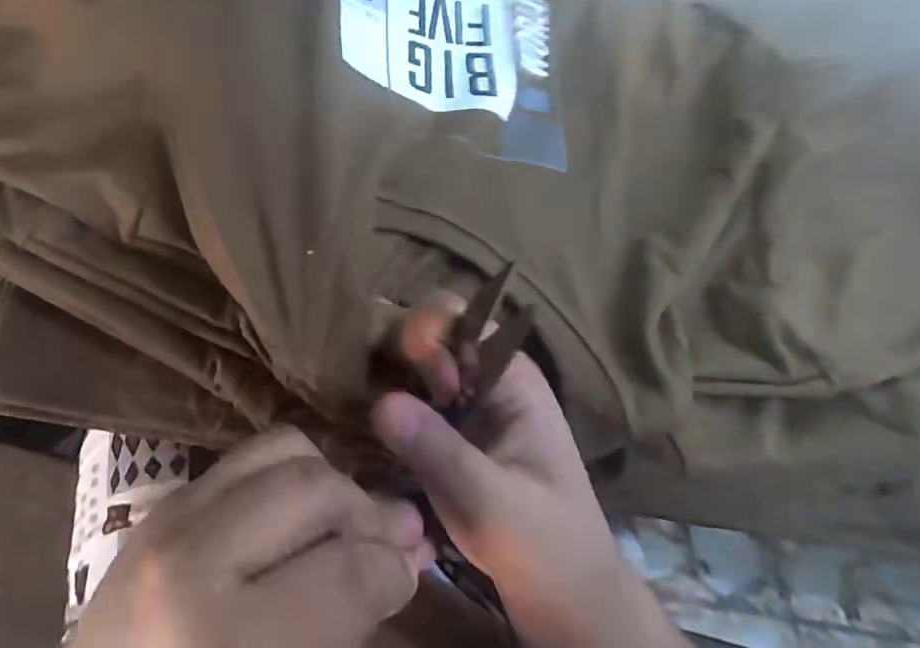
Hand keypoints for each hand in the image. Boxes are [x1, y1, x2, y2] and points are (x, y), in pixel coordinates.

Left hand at [73, 427, 432, 647]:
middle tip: (386, 539)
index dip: (393, 570)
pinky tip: (298, 508)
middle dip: (365, 512)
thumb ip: (345, 622)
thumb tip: (407, 555)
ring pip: (281, 447)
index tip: (409, 571)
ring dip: (327, 478)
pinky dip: (286, 472)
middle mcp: (194, 557)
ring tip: (342, 517)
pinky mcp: (164, 500)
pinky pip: (244, 454)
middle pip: (314, 487)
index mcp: (224, 633)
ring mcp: (172, 515)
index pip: (346, 572)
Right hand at [374, 298, 685, 647]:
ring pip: (403, 365)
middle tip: (377, 402)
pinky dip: (378, 406)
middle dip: (392, 355)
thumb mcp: (495, 504)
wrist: (564, 601)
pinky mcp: (437, 431)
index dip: (429, 335)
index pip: (457, 318)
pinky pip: (399, 399)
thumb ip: (442, 453)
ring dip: (378, 380)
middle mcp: (478, 376)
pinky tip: (360, 429)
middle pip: (422, 334)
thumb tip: (382, 402)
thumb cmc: (545, 547)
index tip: (423, 383)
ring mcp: (456, 403)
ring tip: (356, 412)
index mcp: (508, 374)